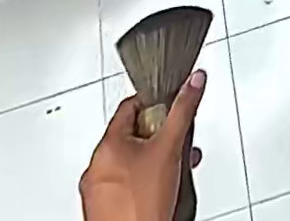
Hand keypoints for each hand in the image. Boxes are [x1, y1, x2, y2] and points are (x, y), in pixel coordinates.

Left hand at [80, 70, 204, 220]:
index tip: (171, 103)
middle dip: (161, 132)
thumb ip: (183, 109)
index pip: (130, 106)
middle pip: (133, 132)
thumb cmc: (141, 205)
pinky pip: (126, 181)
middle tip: (176, 136)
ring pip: (131, 158)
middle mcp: (96, 168)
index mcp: (106, 147)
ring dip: (157, 154)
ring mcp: (97, 191)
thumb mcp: (170, 146)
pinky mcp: (103, 209)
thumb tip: (194, 80)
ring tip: (175, 162)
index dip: (155, 100)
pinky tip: (165, 183)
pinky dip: (146, 176)